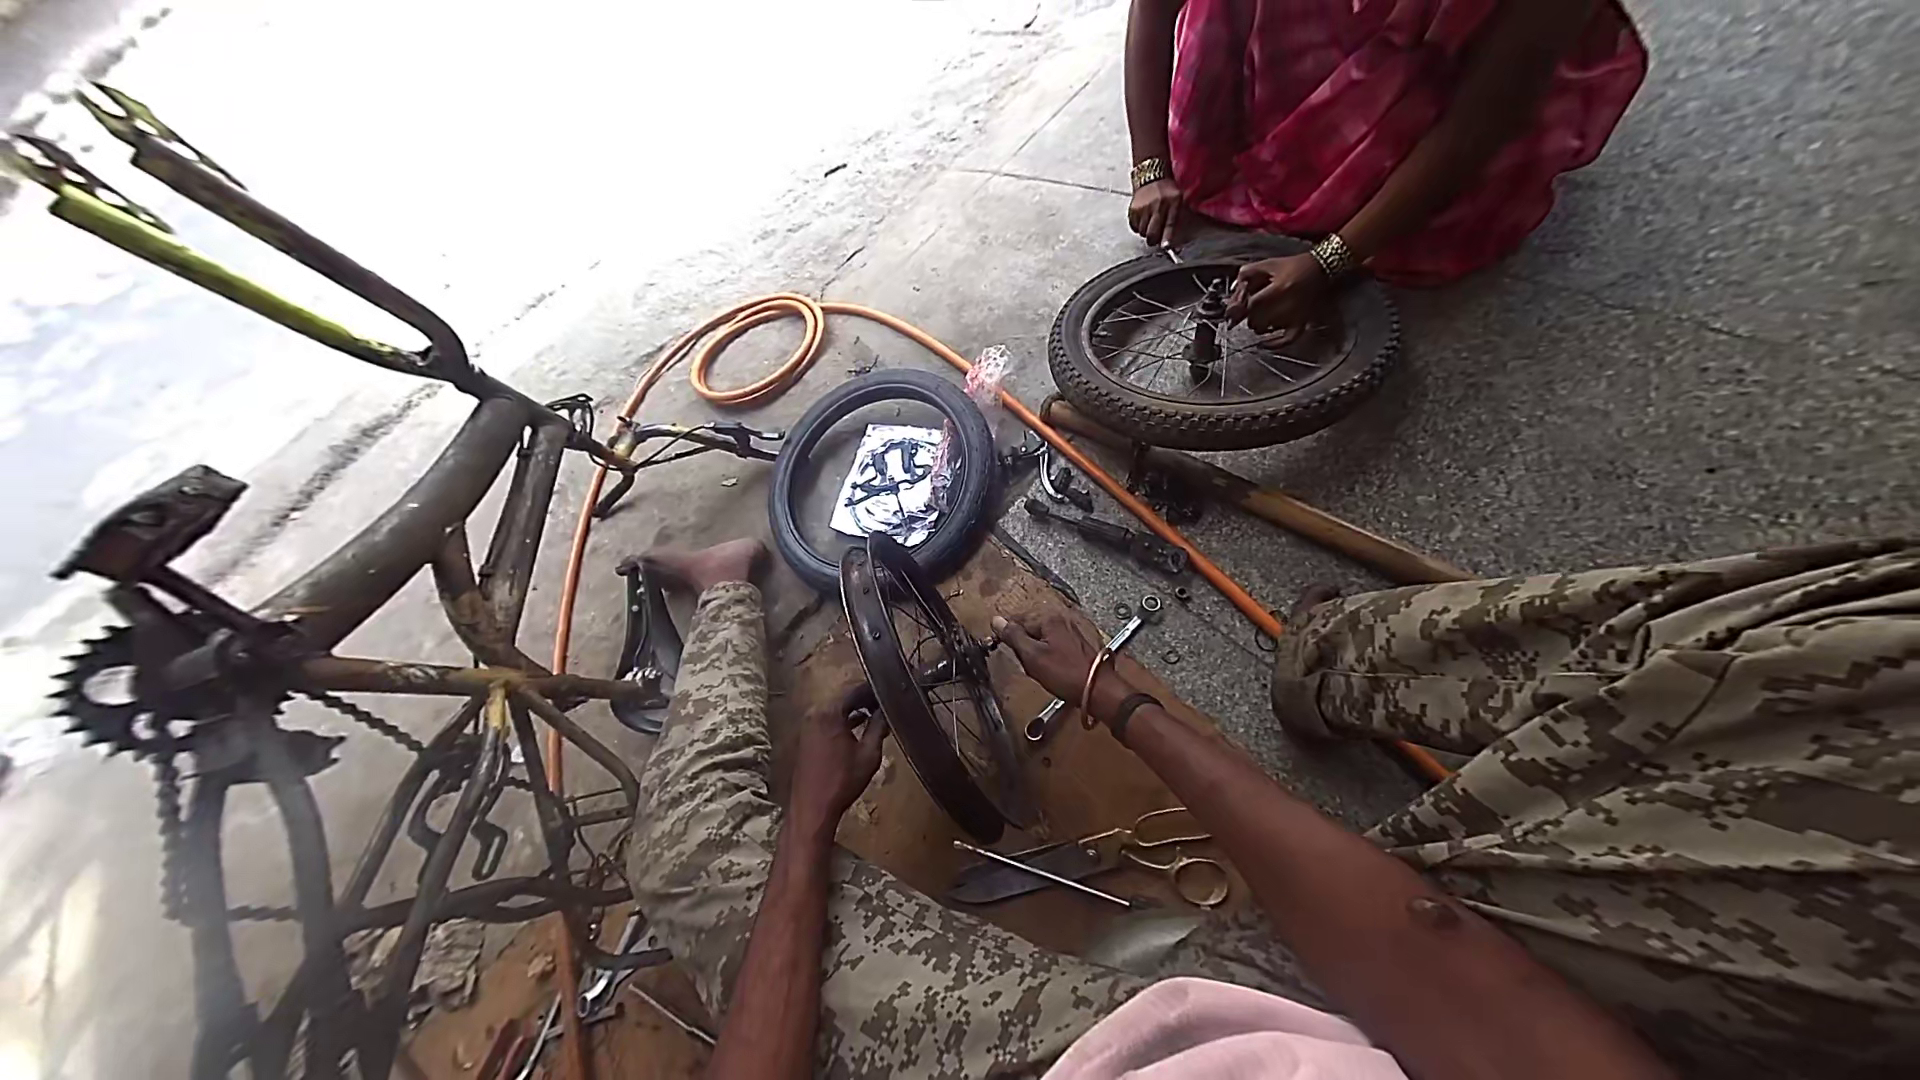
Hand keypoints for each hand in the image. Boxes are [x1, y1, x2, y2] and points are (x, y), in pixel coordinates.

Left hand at [786, 681, 886, 836]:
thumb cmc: (842, 781)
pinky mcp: (806, 735)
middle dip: (866, 697)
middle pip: (844, 695)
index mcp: (829, 711)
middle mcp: (815, 711)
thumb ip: (879, 726)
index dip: (875, 689)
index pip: (855, 689)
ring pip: (836, 706)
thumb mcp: (869, 754)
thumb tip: (887, 710)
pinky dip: (844, 718)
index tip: (892, 689)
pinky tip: (860, 722)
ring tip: (878, 710)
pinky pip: (828, 717)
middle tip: (887, 699)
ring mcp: (808, 723)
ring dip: (855, 707)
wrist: (812, 808)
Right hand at [991, 612, 1139, 725]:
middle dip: (1025, 648)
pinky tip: (1054, 672)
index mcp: (1049, 619)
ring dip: (1037, 655)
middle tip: (1028, 665)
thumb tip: (996, 620)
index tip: (1011, 653)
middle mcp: (1062, 620)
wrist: (1098, 690)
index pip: (1017, 621)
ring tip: (1042, 671)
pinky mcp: (1077, 646)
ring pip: (1042, 641)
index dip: (1010, 638)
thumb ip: (1013, 636)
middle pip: (1030, 630)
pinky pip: (1054, 648)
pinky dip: (1050, 659)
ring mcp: (1072, 632)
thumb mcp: (1032, 656)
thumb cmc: (1065, 674)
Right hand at [1127, 178, 1183, 247]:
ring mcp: (1144, 208)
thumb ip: (1174, 219)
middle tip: (1154, 237)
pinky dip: (1138, 227)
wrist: (1151, 177)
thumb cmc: (1165, 192)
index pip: (1169, 224)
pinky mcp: (1133, 210)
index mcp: (1171, 202)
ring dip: (1145, 232)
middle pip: (1152, 233)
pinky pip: (1134, 227)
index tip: (1165, 247)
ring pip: (1142, 232)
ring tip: (1149, 222)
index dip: (1166, 238)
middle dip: (1153, 239)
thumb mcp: (1177, 200)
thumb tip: (1168, 242)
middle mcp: (1157, 205)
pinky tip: (1142, 219)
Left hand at [1225, 254, 1330, 334]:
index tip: (1239, 304)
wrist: (1322, 268)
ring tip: (1262, 314)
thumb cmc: (1294, 266)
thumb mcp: (1268, 264)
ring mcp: (1294, 316)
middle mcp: (1287, 305)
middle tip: (1253, 306)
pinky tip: (1264, 344)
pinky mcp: (1301, 323)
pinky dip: (1273, 344)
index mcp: (1279, 288)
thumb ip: (1247, 275)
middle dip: (1249, 313)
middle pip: (1254, 320)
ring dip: (1258, 324)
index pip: (1251, 305)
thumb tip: (1235, 290)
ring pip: (1263, 330)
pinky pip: (1285, 340)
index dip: (1241, 305)